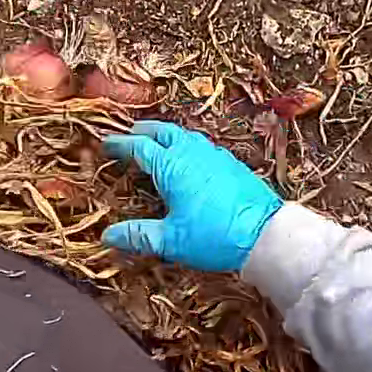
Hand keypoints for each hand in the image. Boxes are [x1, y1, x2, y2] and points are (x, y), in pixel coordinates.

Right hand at [102, 121, 282, 272]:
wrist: (266, 234)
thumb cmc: (214, 236)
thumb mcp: (171, 240)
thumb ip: (138, 236)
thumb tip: (108, 237)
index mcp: (172, 166)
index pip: (139, 147)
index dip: (120, 144)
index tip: (106, 144)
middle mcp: (192, 153)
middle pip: (163, 131)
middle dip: (143, 130)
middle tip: (130, 134)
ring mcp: (214, 156)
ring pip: (184, 135)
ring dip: (166, 135)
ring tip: (156, 142)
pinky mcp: (231, 164)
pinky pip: (202, 145)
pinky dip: (186, 145)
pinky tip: (189, 158)